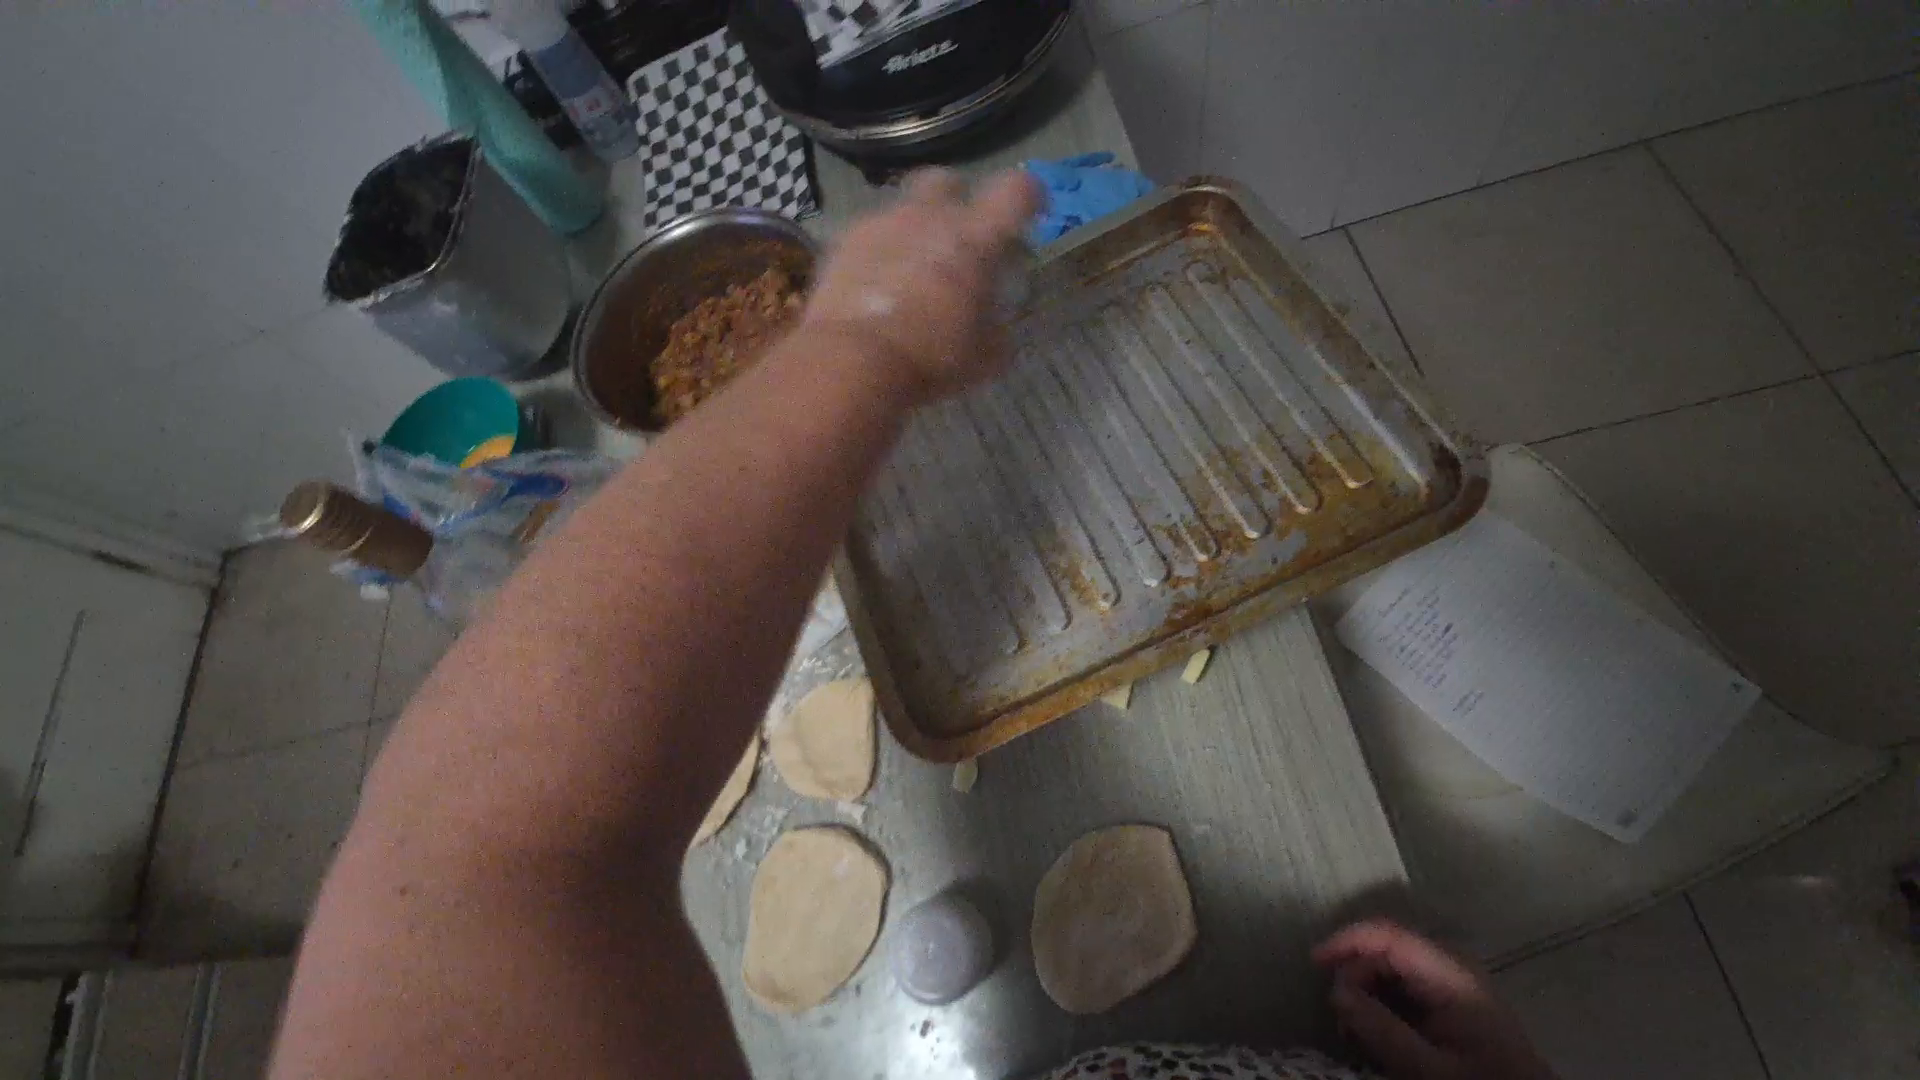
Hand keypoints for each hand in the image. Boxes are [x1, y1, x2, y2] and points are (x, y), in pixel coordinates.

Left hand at [799, 167, 1041, 406]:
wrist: (853, 360)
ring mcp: (881, 225)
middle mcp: (928, 217)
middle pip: (949, 182)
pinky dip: (880, 254)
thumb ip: (999, 328)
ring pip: (903, 209)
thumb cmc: (931, 358)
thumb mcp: (986, 356)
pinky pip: (869, 236)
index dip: (1029, 195)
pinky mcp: (843, 243)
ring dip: (915, 230)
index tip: (1031, 210)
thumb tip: (997, 323)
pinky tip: (877, 285)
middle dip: (958, 202)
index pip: (1016, 191)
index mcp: (976, 238)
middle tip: (959, 238)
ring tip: (912, 269)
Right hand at [1313, 919, 1558, 1079]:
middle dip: (1354, 973)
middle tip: (1339, 1014)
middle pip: (1386, 949)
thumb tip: (1335, 991)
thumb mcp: (1430, 1070)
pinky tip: (1374, 1028)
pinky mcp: (1452, 999)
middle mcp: (1451, 966)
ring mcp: (1453, 981)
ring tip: (1353, 1027)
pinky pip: (1404, 984)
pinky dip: (1381, 1000)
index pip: (1388, 934)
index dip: (1346, 940)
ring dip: (1365, 989)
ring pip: (1391, 965)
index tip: (1314, 962)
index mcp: (1451, 974)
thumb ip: (1382, 1030)